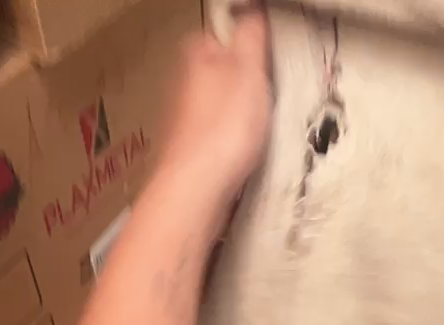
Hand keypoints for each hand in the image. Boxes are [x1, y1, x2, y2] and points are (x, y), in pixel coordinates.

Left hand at [153, 10, 271, 213]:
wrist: (196, 188)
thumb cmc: (224, 127)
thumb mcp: (249, 70)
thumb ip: (251, 35)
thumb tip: (253, 9)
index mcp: (196, 55)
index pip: (218, 36)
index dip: (241, 47)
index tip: (262, 63)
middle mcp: (181, 84)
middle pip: (215, 75)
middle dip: (236, 85)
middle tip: (263, 101)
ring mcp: (181, 123)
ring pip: (212, 110)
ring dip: (231, 119)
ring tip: (253, 133)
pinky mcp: (186, 156)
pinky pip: (211, 142)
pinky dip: (224, 147)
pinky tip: (238, 158)